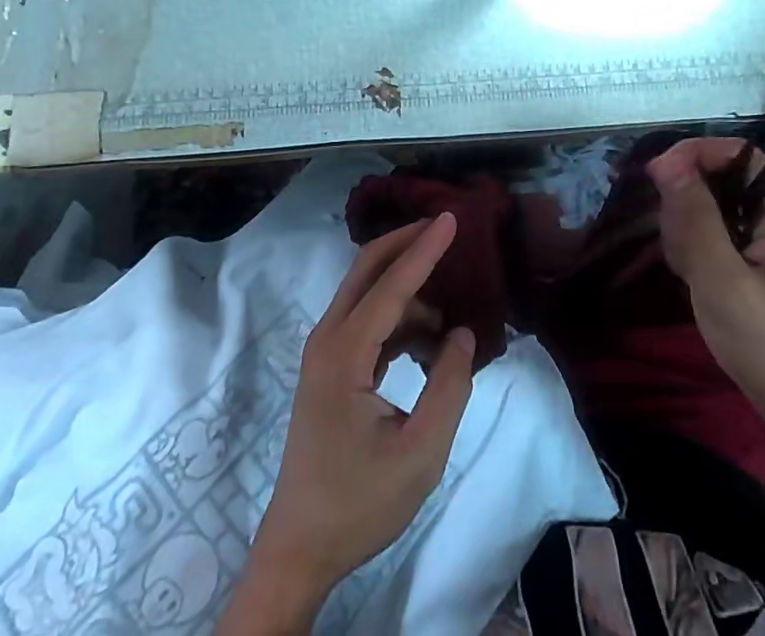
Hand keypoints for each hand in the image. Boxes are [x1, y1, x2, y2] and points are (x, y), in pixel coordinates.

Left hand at [226, 215, 475, 632]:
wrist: (302, 545)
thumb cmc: (361, 502)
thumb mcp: (421, 452)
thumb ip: (449, 387)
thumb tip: (461, 333)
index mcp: (343, 356)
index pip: (390, 286)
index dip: (424, 250)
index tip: (452, 218)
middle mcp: (327, 342)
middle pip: (366, 272)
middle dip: (406, 245)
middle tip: (448, 231)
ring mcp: (324, 355)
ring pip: (368, 297)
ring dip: (411, 293)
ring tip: (456, 312)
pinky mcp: (330, 370)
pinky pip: (369, 325)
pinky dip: (402, 321)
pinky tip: (432, 342)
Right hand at [647, 139, 764, 436]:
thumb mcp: (722, 280)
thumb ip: (695, 219)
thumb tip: (667, 163)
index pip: (741, 157)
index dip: (697, 155)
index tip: (655, 176)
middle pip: (725, 183)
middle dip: (689, 202)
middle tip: (675, 245)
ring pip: (717, 212)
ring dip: (691, 231)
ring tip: (687, 271)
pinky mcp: (761, 268)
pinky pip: (721, 239)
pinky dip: (699, 251)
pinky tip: (694, 279)